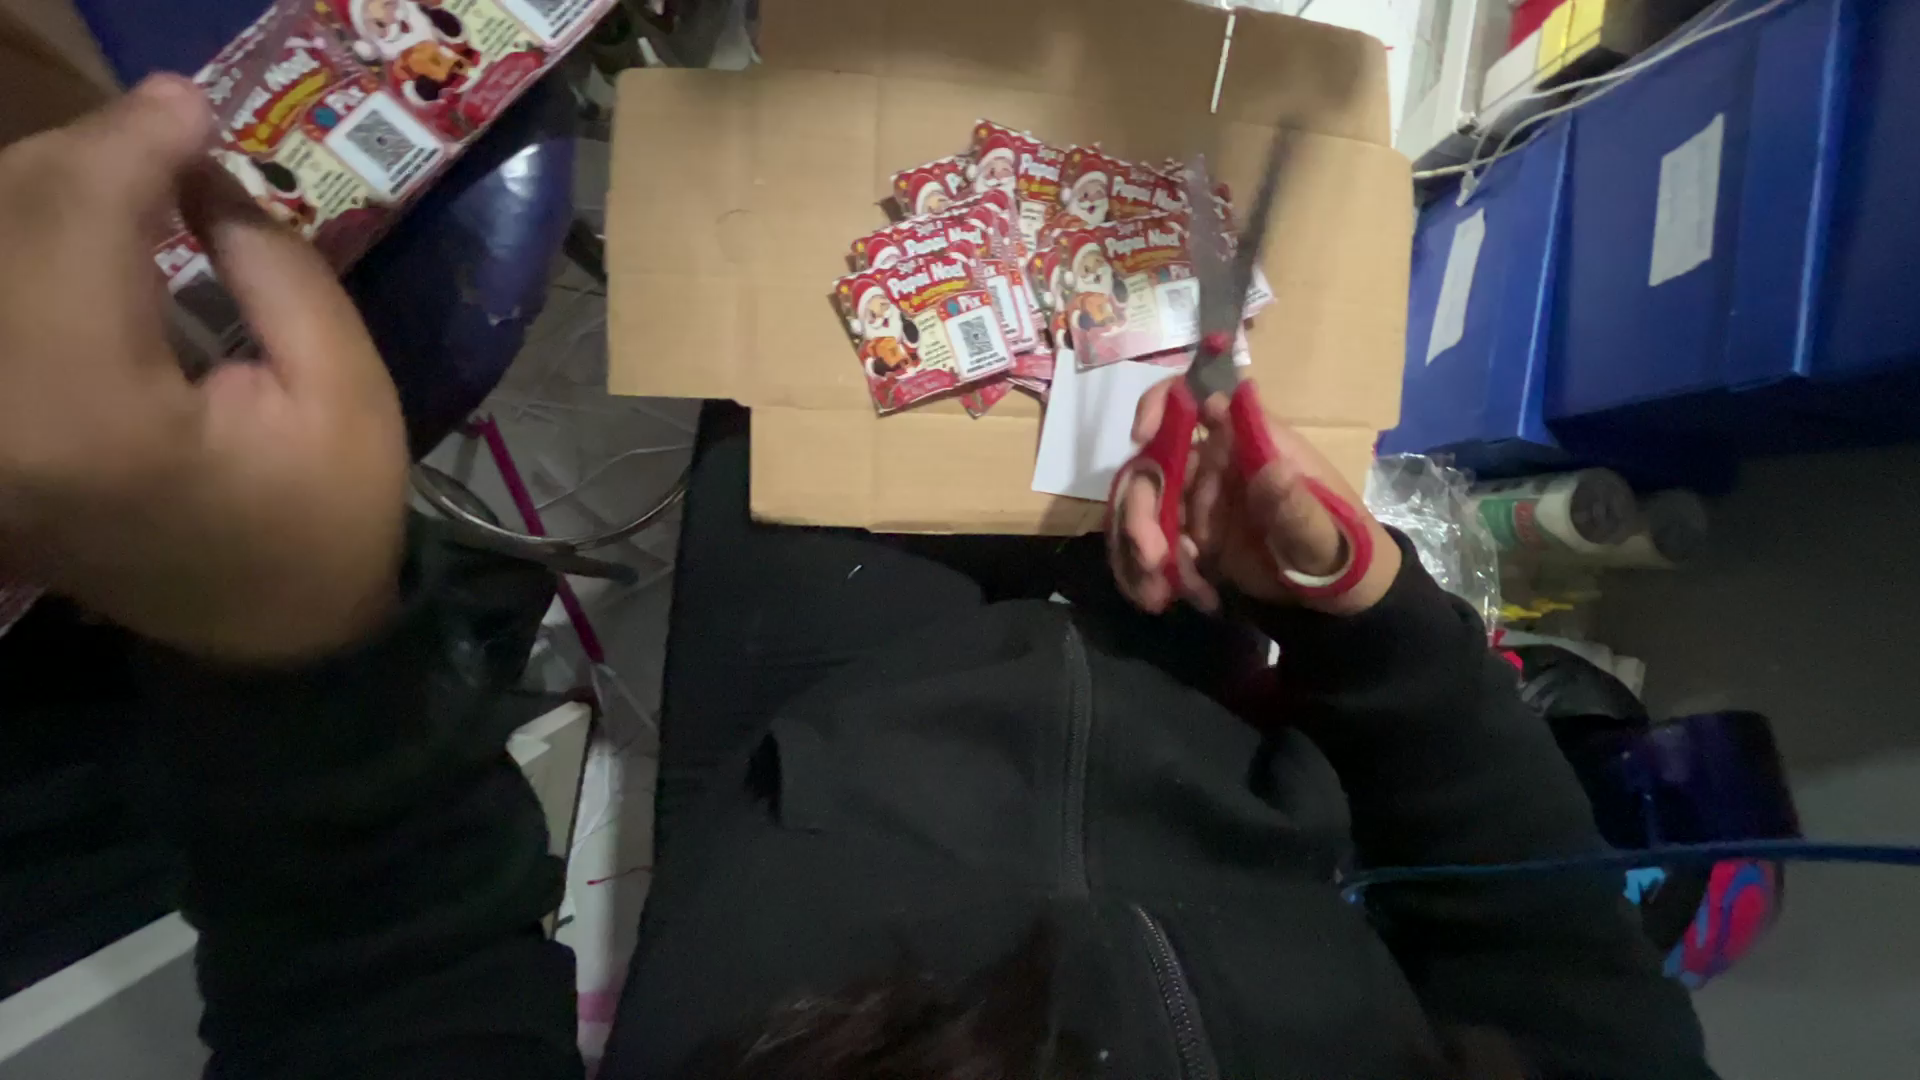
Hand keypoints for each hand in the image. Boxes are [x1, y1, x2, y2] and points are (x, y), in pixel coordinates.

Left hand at [0, 76, 408, 660]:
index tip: (190, 101)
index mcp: (86, 409)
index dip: (128, 143)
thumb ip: (281, 277)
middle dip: (80, 158)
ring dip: (49, 194)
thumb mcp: (349, 396)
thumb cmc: (335, 516)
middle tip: (172, 136)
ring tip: (140, 178)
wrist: (277, 624)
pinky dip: (30, 246)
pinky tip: (94, 237)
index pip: (68, 223)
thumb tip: (207, 177)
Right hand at [1109, 375, 1399, 617]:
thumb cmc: (1338, 548)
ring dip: (1139, 552)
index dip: (1159, 407)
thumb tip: (1271, 468)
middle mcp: (1214, 463)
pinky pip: (1148, 544)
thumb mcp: (1321, 534)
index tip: (1142, 440)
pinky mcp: (1186, 535)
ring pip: (1143, 509)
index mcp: (1249, 443)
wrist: (1336, 593)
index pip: (1196, 401)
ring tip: (1158, 594)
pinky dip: (1147, 572)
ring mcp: (1195, 500)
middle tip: (1152, 559)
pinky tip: (1170, 597)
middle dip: (1141, 512)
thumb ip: (1295, 507)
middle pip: (1153, 466)